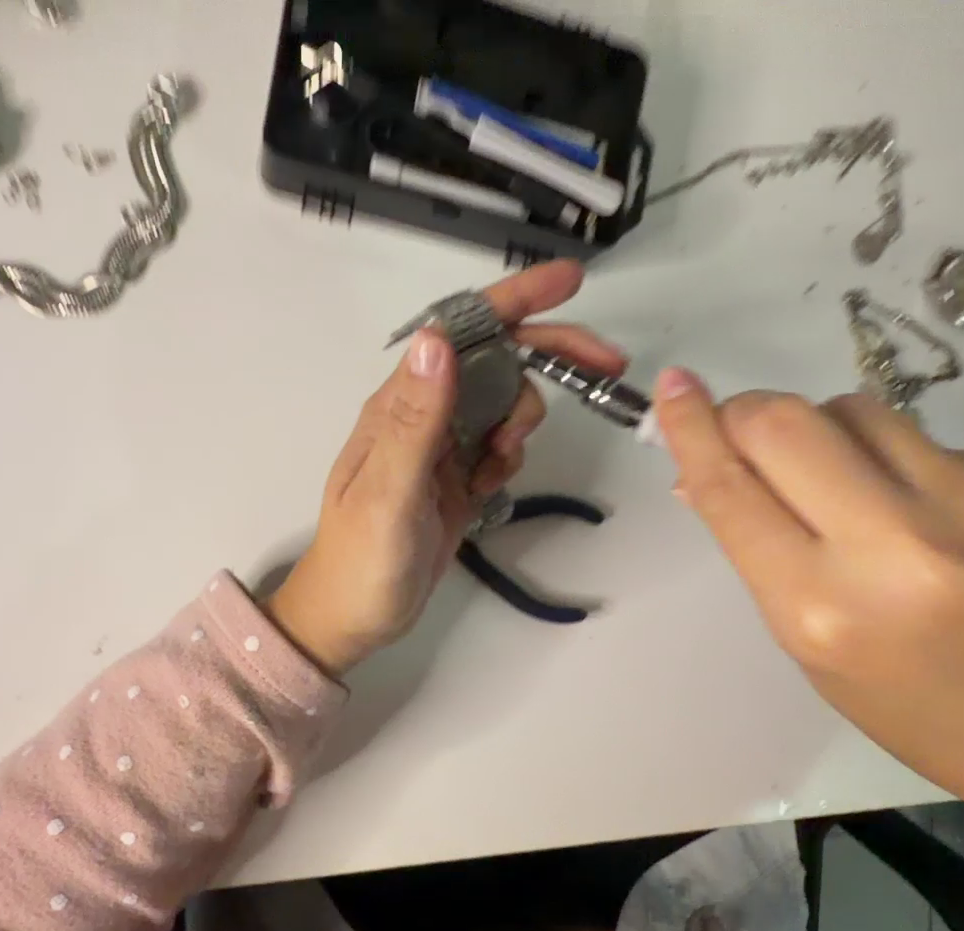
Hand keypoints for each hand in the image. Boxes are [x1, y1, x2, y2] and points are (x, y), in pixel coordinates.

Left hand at [267, 261, 626, 677]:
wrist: (355, 616)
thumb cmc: (362, 560)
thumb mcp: (389, 494)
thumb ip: (415, 421)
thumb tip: (437, 340)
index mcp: (401, 404)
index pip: (462, 332)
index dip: (514, 301)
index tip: (570, 282)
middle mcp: (425, 413)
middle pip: (497, 360)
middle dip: (550, 354)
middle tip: (607, 366)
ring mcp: (444, 445)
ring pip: (505, 403)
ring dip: (522, 423)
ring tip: (497, 467)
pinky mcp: (458, 476)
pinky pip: (501, 446)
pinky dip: (510, 458)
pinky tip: (490, 487)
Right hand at [654, 370, 963, 885]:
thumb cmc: (935, 718)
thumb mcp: (823, 654)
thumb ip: (767, 558)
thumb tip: (711, 479)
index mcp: (827, 611)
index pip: (733, 490)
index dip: (691, 430)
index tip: (672, 386)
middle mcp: (899, 546)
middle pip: (787, 422)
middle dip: (747, 415)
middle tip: (746, 433)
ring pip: (857, 410)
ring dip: (825, 434)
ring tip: (850, 485)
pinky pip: (930, 441)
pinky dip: (905, 465)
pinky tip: (942, 517)